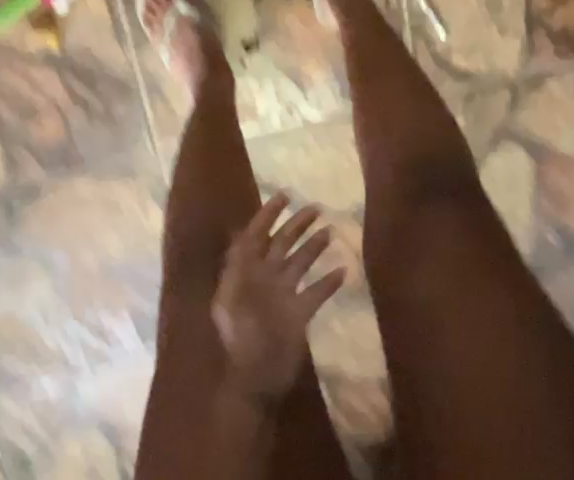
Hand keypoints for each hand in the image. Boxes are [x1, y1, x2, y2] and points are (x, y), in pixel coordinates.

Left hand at [211, 193, 345, 399]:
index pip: (256, 235)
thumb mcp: (229, 299)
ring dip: (313, 247)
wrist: (256, 378)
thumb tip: (240, 233)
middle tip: (316, 207)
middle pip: (281, 244)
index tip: (284, 196)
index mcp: (245, 272)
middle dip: (296, 224)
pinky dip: (329, 282)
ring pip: (300, 263)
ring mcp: (283, 295)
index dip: (267, 214)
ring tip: (330, 231)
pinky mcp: (300, 314)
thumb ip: (236, 267)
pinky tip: (343, 270)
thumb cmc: (240, 338)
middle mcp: (265, 278)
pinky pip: (316, 293)